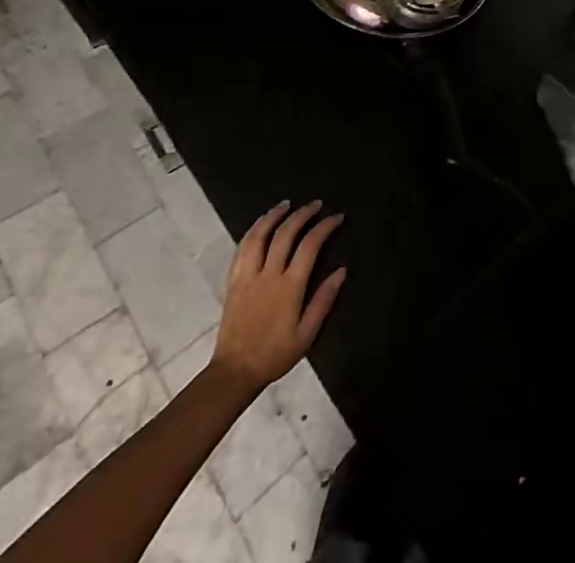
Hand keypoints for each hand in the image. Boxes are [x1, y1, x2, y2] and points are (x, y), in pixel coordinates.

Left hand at [211, 200, 347, 390]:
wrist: (235, 371)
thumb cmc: (276, 354)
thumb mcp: (308, 333)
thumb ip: (324, 299)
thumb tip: (341, 271)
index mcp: (289, 287)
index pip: (310, 245)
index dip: (325, 227)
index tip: (336, 217)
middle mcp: (267, 275)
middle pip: (285, 234)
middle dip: (302, 214)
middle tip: (315, 204)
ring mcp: (247, 276)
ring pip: (258, 236)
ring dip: (273, 216)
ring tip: (285, 205)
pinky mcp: (233, 281)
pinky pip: (241, 249)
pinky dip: (252, 231)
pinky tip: (259, 226)